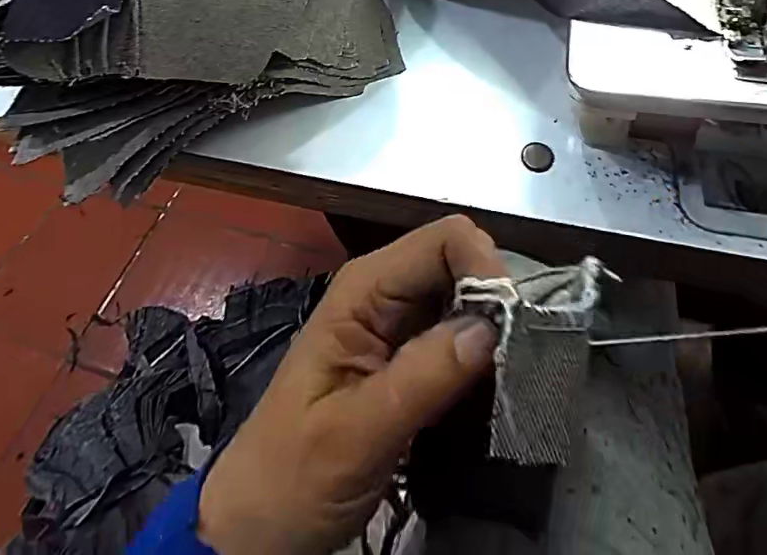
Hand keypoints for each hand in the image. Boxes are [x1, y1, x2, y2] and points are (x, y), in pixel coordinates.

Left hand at [199, 215, 504, 554]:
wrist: (256, 529)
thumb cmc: (289, 479)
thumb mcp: (353, 435)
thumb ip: (422, 378)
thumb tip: (490, 326)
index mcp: (366, 288)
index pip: (446, 240)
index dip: (484, 268)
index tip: (508, 324)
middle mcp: (387, 289)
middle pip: (463, 261)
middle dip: (494, 300)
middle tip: (510, 357)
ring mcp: (401, 319)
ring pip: (469, 295)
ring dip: (493, 329)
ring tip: (503, 376)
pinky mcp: (413, 350)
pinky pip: (464, 330)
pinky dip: (484, 352)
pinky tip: (486, 386)